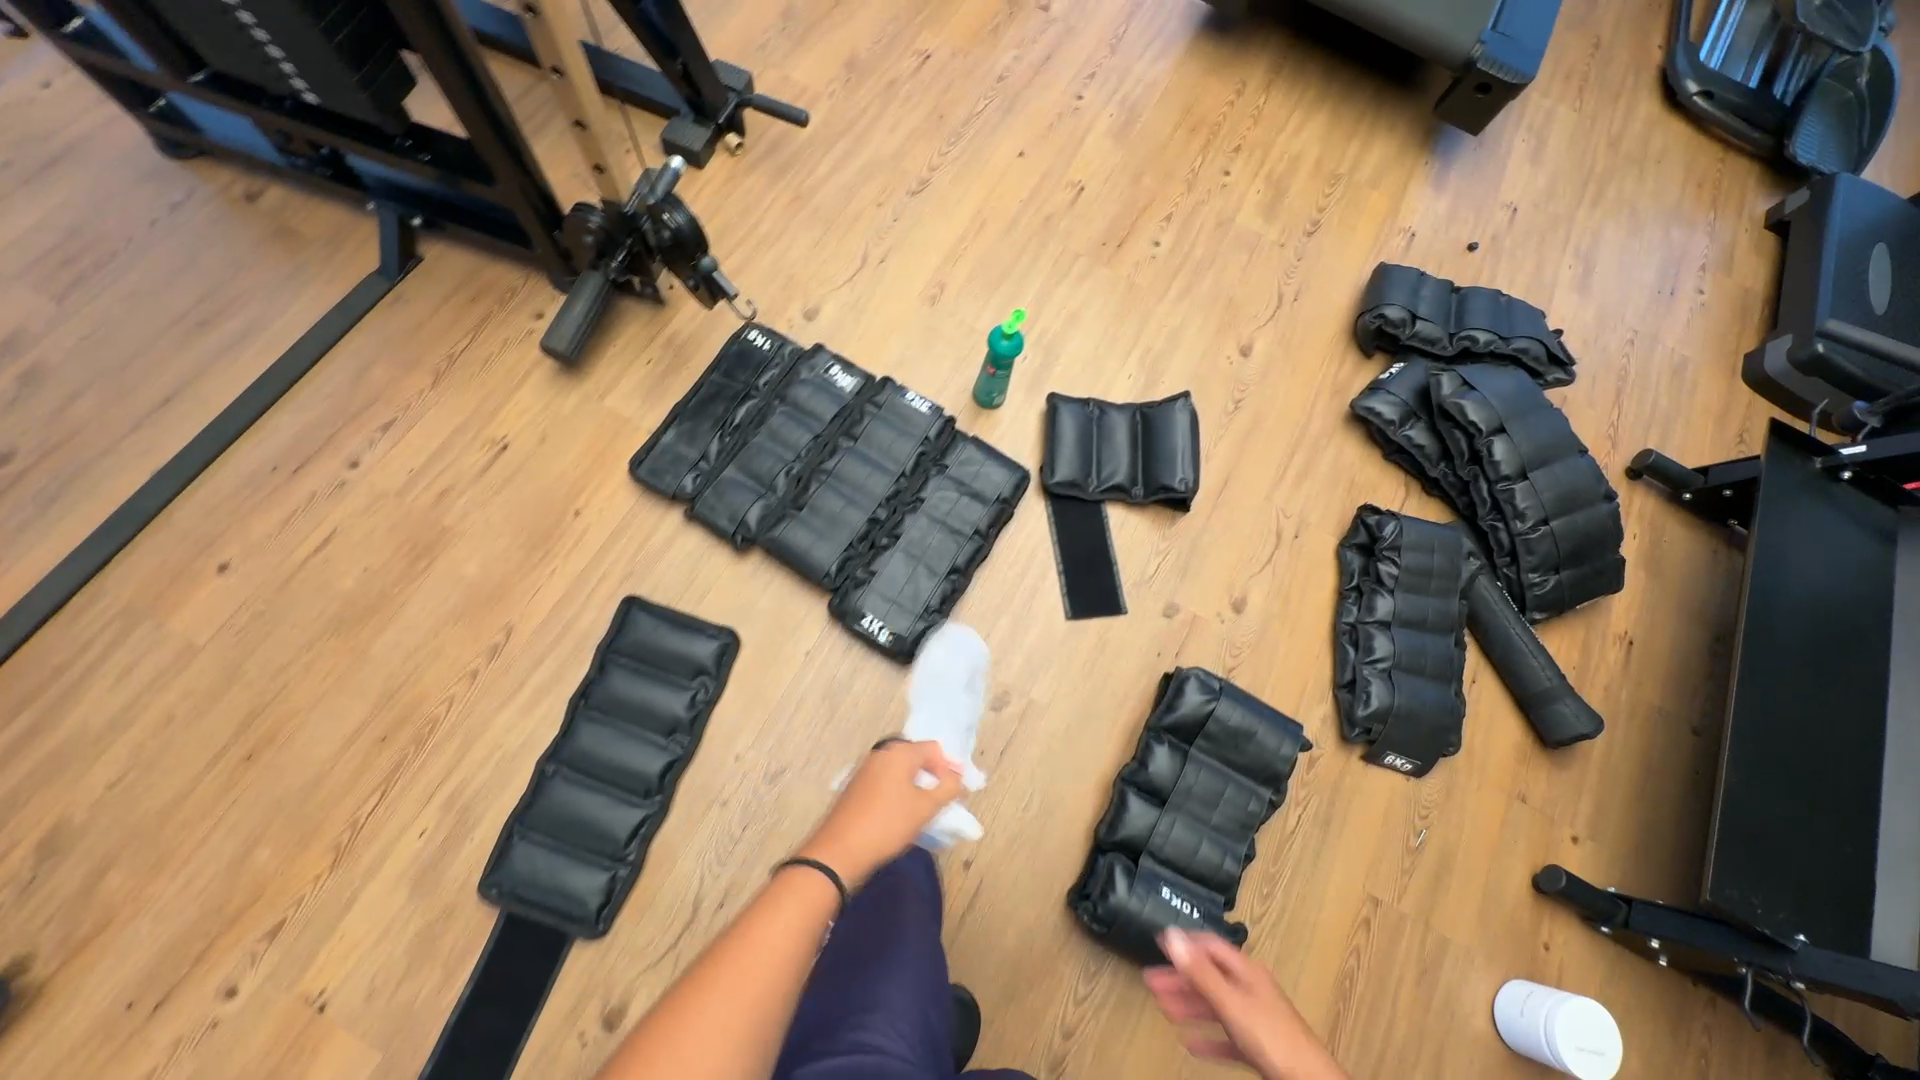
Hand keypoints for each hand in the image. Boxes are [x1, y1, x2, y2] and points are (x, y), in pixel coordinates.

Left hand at [795, 740, 964, 888]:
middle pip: (917, 758)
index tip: (956, 793)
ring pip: (901, 771)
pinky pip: (887, 782)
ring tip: (926, 810)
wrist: (840, 850)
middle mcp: (882, 754)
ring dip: (917, 786)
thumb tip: (957, 778)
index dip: (949, 768)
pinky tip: (903, 814)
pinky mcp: (857, 786)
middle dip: (934, 777)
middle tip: (943, 801)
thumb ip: (948, 788)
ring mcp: (866, 769)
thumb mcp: (925, 808)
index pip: (934, 749)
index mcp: (899, 752)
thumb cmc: (887, 824)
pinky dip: (900, 792)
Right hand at [1144, 929, 1348, 1079]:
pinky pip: (1226, 1036)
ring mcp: (1255, 1019)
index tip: (1160, 944)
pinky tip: (1192, 1044)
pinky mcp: (1257, 1046)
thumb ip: (1201, 972)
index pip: (1211, 946)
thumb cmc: (1271, 1038)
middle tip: (1152, 983)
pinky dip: (1208, 1037)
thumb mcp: (1231, 1002)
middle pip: (1210, 977)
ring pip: (1216, 1007)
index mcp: (1246, 973)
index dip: (1186, 943)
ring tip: (1164, 1011)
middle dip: (1181, 980)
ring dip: (1190, 1007)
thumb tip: (1172, 935)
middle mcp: (1250, 990)